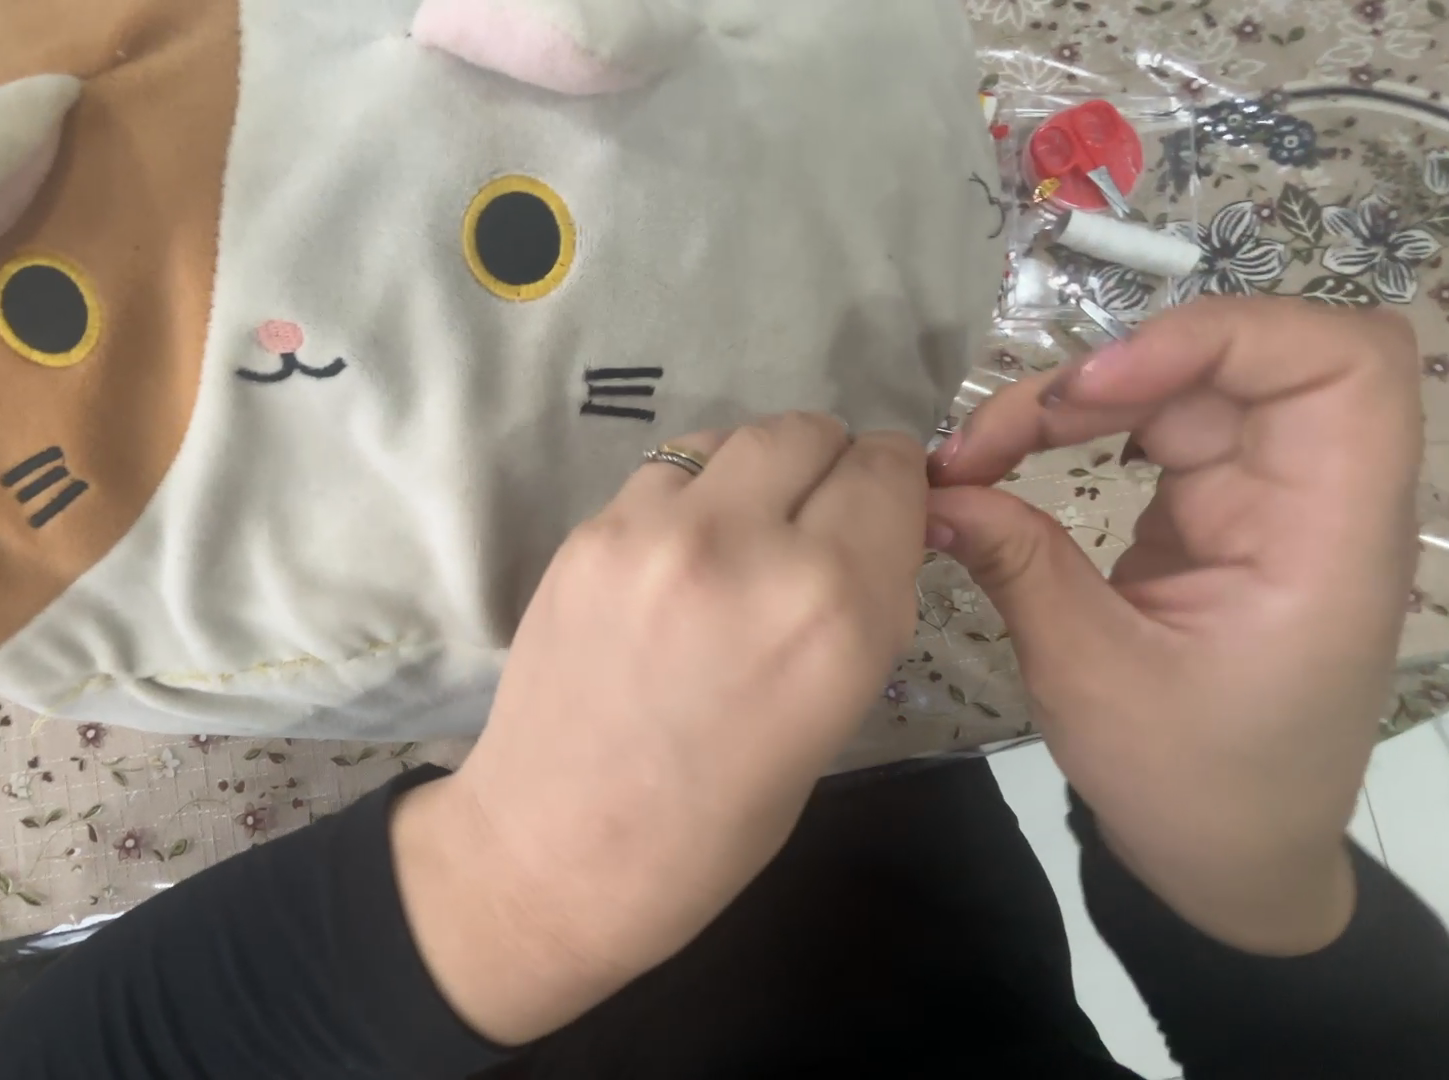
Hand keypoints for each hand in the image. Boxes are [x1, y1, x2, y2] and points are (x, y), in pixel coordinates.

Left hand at [395, 413, 927, 1044]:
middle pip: (809, 432)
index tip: (882, 506)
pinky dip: (689, 492)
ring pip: (732, 438)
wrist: (554, 848)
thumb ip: (859, 608)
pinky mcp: (585, 534)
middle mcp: (742, 549)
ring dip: (754, 471)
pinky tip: (676, 549)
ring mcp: (648, 533)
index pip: (887, 474)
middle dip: (828, 466)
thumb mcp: (828, 719)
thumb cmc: (710, 825)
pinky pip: (663, 471)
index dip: (894, 485)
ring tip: (741, 530)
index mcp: (831, 613)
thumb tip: (874, 535)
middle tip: (812, 517)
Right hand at [927, 297, 1423, 956]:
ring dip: (1063, 410)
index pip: (1333, 364)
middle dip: (1088, 385)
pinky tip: (1006, 468)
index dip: (1211, 339)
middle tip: (977, 445)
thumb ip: (1017, 565)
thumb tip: (931, 493)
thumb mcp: (1088, 672)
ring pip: (1172, 396)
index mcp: (1323, 536)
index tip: (1083, 391)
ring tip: (971, 459)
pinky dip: (1065, 440)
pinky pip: (1142, 441)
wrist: (1221, 847)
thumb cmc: (1184, 776)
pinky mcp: (1203, 520)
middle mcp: (1303, 498)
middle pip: (1224, 368)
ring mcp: (1253, 505)